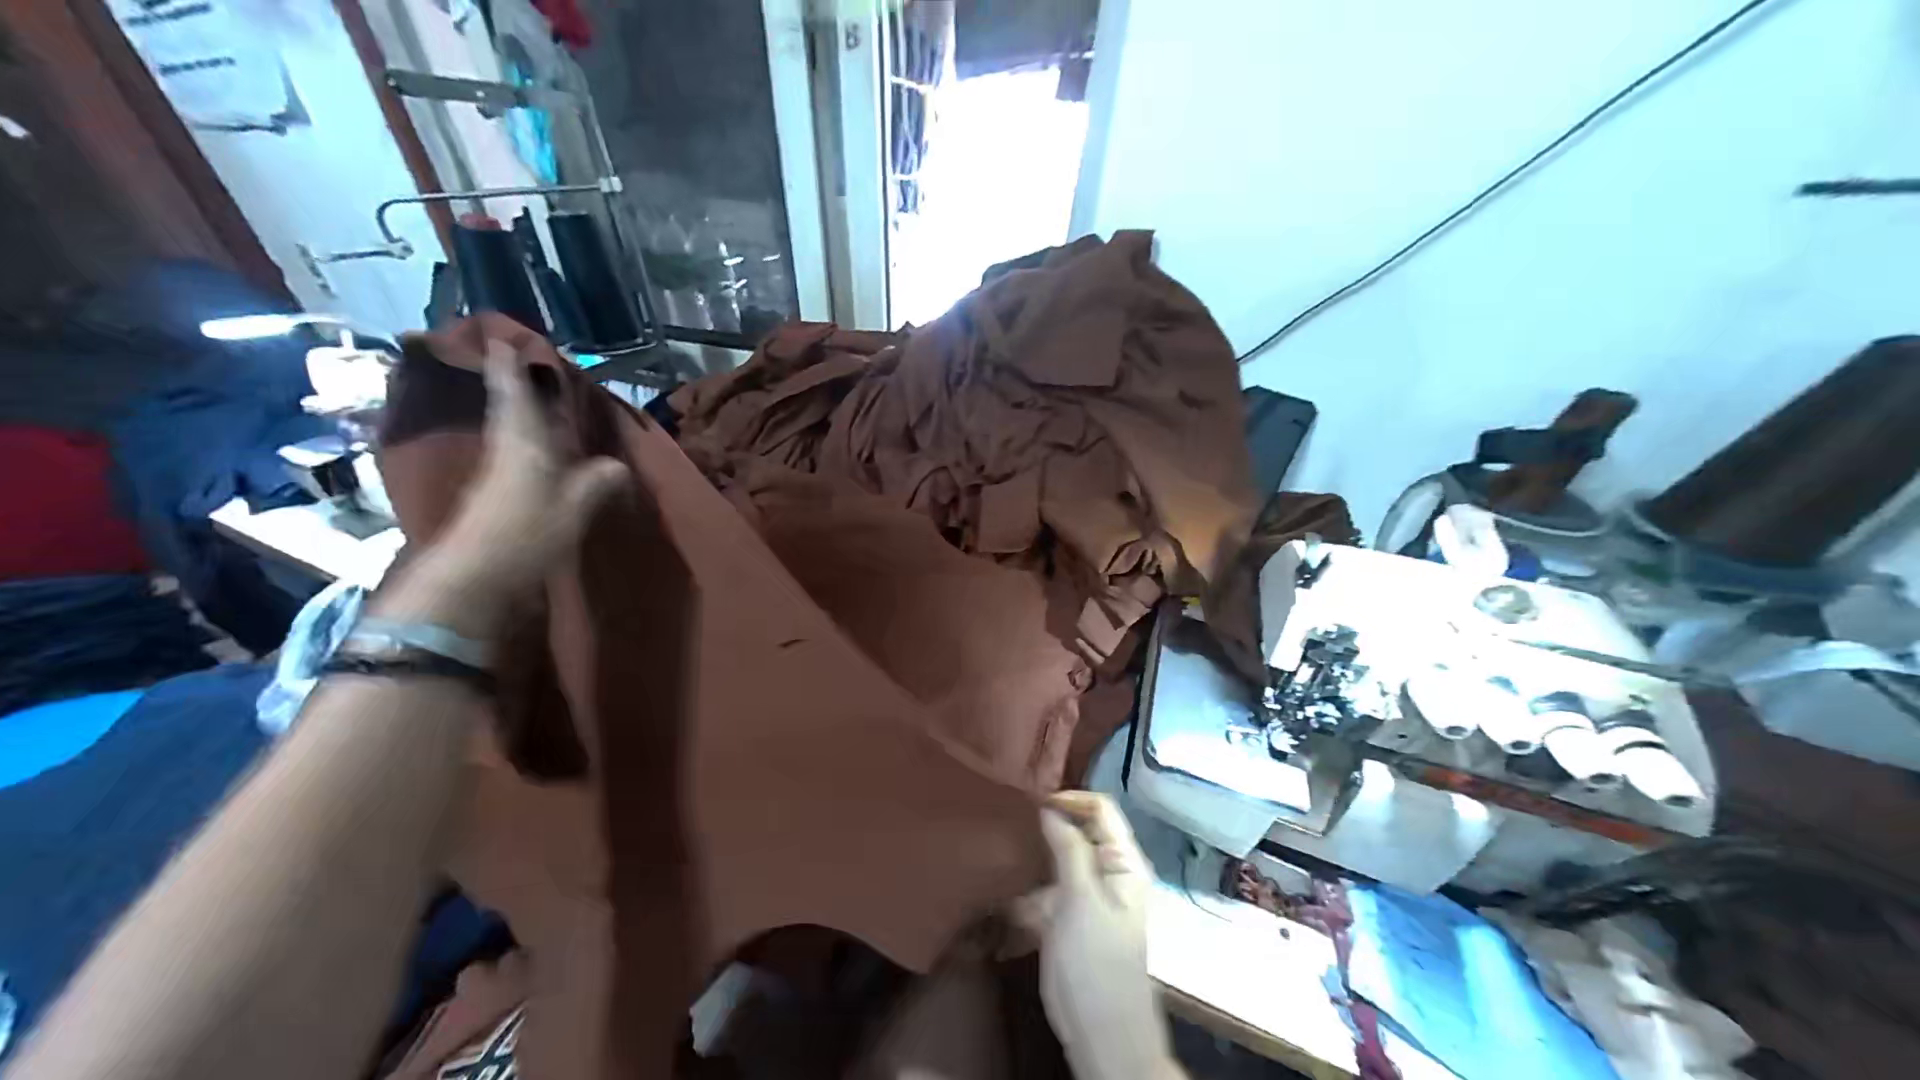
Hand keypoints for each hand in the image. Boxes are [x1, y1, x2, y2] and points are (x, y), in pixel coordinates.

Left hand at [376, 336, 627, 638]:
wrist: (481, 574)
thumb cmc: (529, 528)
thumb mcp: (577, 503)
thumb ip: (600, 480)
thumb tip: (618, 466)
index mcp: (524, 440)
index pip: (514, 392)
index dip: (508, 364)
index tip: (502, 336)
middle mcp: (509, 447)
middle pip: (510, 406)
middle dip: (513, 381)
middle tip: (521, 358)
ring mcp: (501, 471)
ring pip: (514, 428)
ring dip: (522, 408)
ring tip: (539, 395)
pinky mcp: (502, 492)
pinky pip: (520, 450)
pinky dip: (530, 437)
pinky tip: (544, 444)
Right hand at [1016, 792, 1179, 1079]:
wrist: (1099, 1033)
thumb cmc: (1097, 962)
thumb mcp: (1082, 899)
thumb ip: (1068, 849)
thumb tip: (1049, 807)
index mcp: (1122, 862)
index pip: (1101, 809)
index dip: (1070, 799)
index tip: (1033, 801)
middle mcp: (1105, 871)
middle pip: (1076, 831)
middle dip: (1046, 823)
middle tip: (1009, 815)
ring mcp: (1083, 895)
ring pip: (1055, 859)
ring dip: (1030, 855)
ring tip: (997, 844)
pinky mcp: (1062, 917)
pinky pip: (1041, 888)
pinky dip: (1022, 887)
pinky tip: (997, 883)